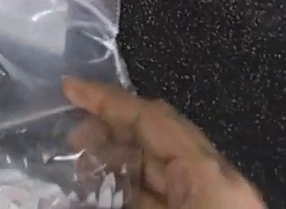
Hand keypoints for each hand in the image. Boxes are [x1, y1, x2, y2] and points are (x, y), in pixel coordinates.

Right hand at [64, 79, 264, 208]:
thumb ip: (115, 193)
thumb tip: (65, 190)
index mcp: (209, 175)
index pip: (151, 116)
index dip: (106, 99)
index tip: (68, 87)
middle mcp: (220, 181)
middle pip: (158, 134)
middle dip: (111, 128)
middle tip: (72, 135)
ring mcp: (219, 201)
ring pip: (164, 167)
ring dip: (121, 161)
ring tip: (83, 168)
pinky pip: (171, 193)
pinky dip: (138, 189)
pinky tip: (108, 192)